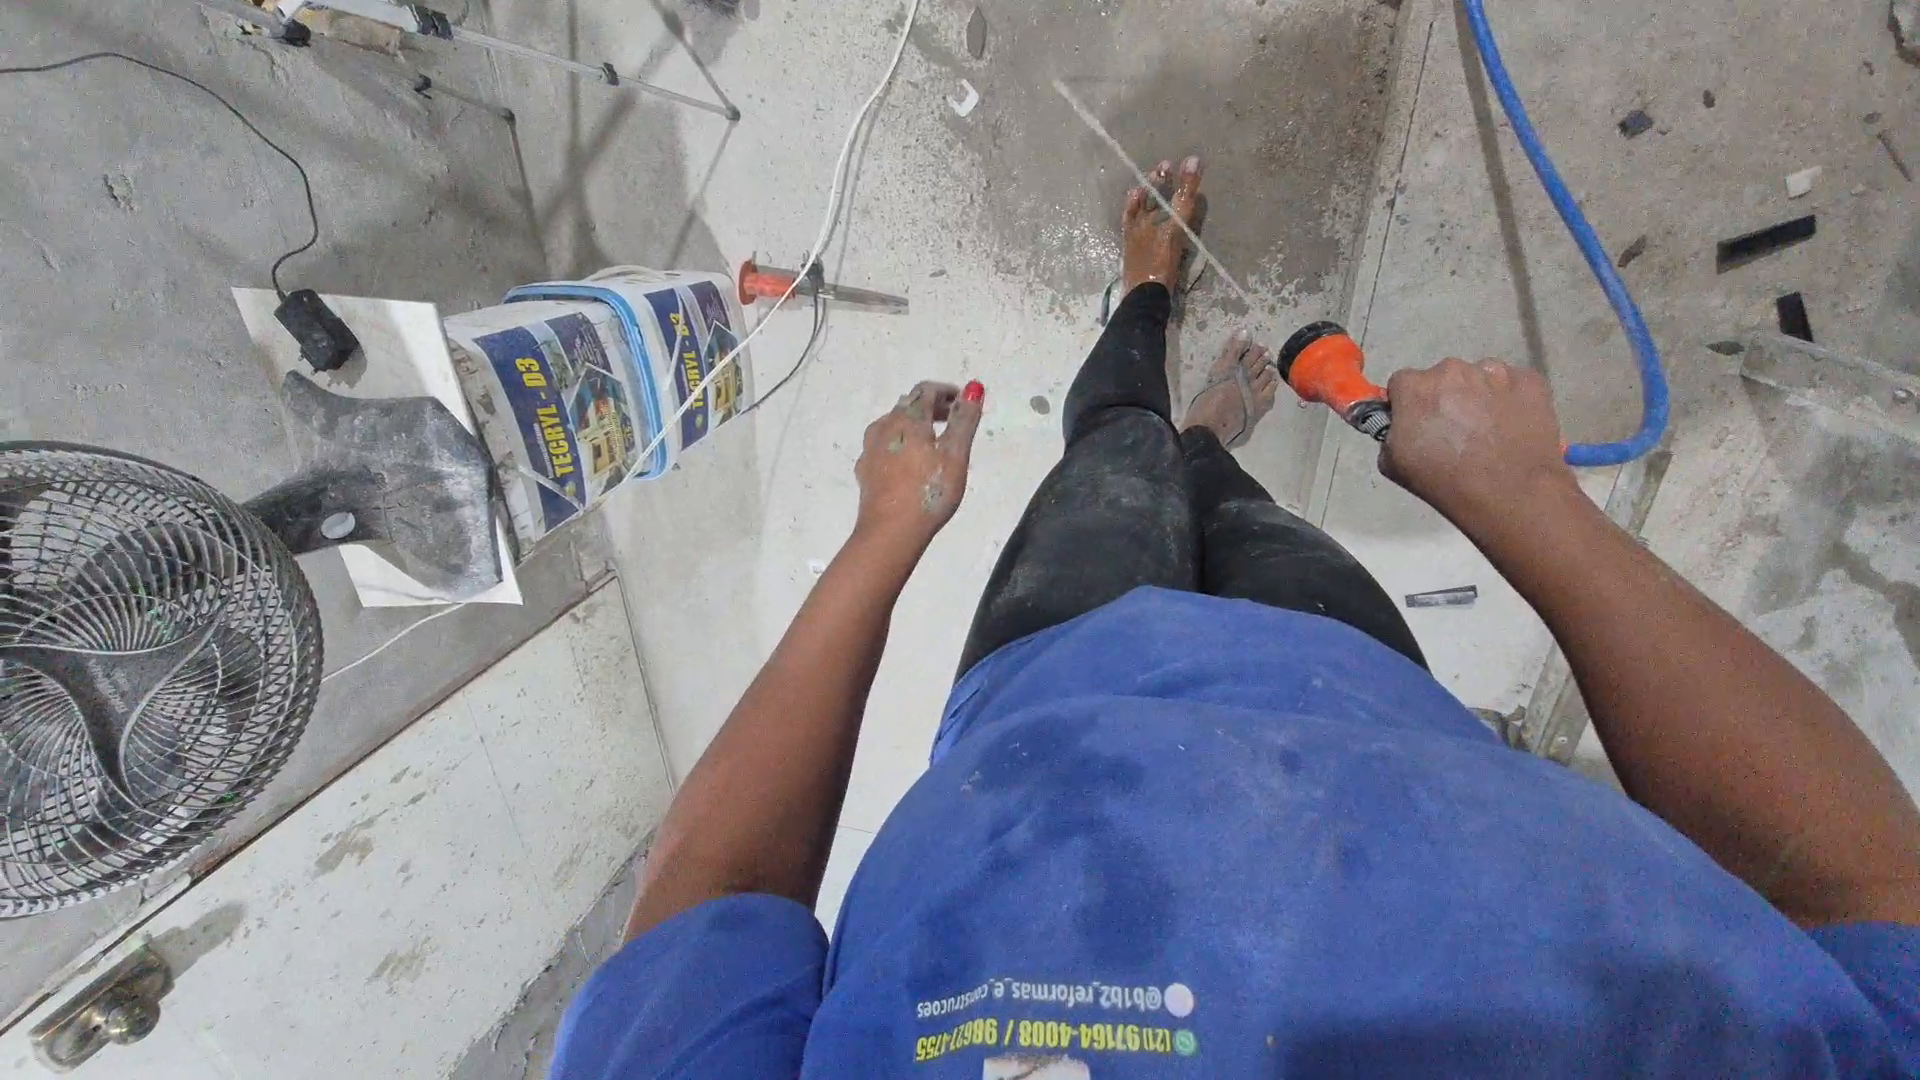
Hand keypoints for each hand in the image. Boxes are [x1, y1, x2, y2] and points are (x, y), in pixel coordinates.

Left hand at [854, 380, 984, 550]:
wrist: (890, 532)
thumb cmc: (929, 491)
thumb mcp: (955, 455)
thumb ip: (964, 420)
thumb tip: (973, 387)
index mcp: (908, 419)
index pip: (926, 390)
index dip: (947, 392)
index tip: (964, 403)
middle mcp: (884, 426)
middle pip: (908, 405)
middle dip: (931, 407)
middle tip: (952, 420)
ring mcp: (870, 449)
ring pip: (893, 424)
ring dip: (914, 425)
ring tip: (932, 441)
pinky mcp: (865, 470)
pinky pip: (883, 446)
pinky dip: (900, 444)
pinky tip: (908, 462)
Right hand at [1380, 358, 1574, 534]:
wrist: (1507, 490)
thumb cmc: (1441, 479)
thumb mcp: (1391, 461)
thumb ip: (1389, 431)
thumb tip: (1400, 422)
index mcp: (1415, 386)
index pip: (1402, 382)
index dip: (1406, 402)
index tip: (1414, 421)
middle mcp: (1453, 370)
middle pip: (1442, 376)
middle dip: (1443, 396)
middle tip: (1451, 427)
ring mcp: (1496, 372)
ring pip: (1479, 376)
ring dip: (1477, 394)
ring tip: (1484, 427)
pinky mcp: (1530, 381)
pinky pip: (1512, 383)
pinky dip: (1508, 398)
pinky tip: (1509, 424)